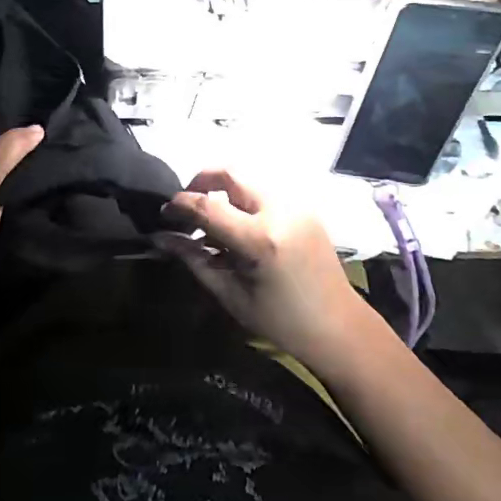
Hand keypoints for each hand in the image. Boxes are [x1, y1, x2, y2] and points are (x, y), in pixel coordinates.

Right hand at [157, 170, 380, 367]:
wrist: (339, 326)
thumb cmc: (282, 322)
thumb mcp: (232, 296)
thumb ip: (195, 261)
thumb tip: (162, 238)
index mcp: (261, 238)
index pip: (209, 206)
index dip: (181, 205)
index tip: (164, 211)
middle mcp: (280, 211)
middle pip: (231, 174)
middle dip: (201, 181)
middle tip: (186, 204)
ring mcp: (296, 205)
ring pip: (249, 181)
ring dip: (224, 192)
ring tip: (212, 223)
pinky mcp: (305, 208)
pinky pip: (266, 193)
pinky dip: (245, 201)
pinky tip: (238, 228)